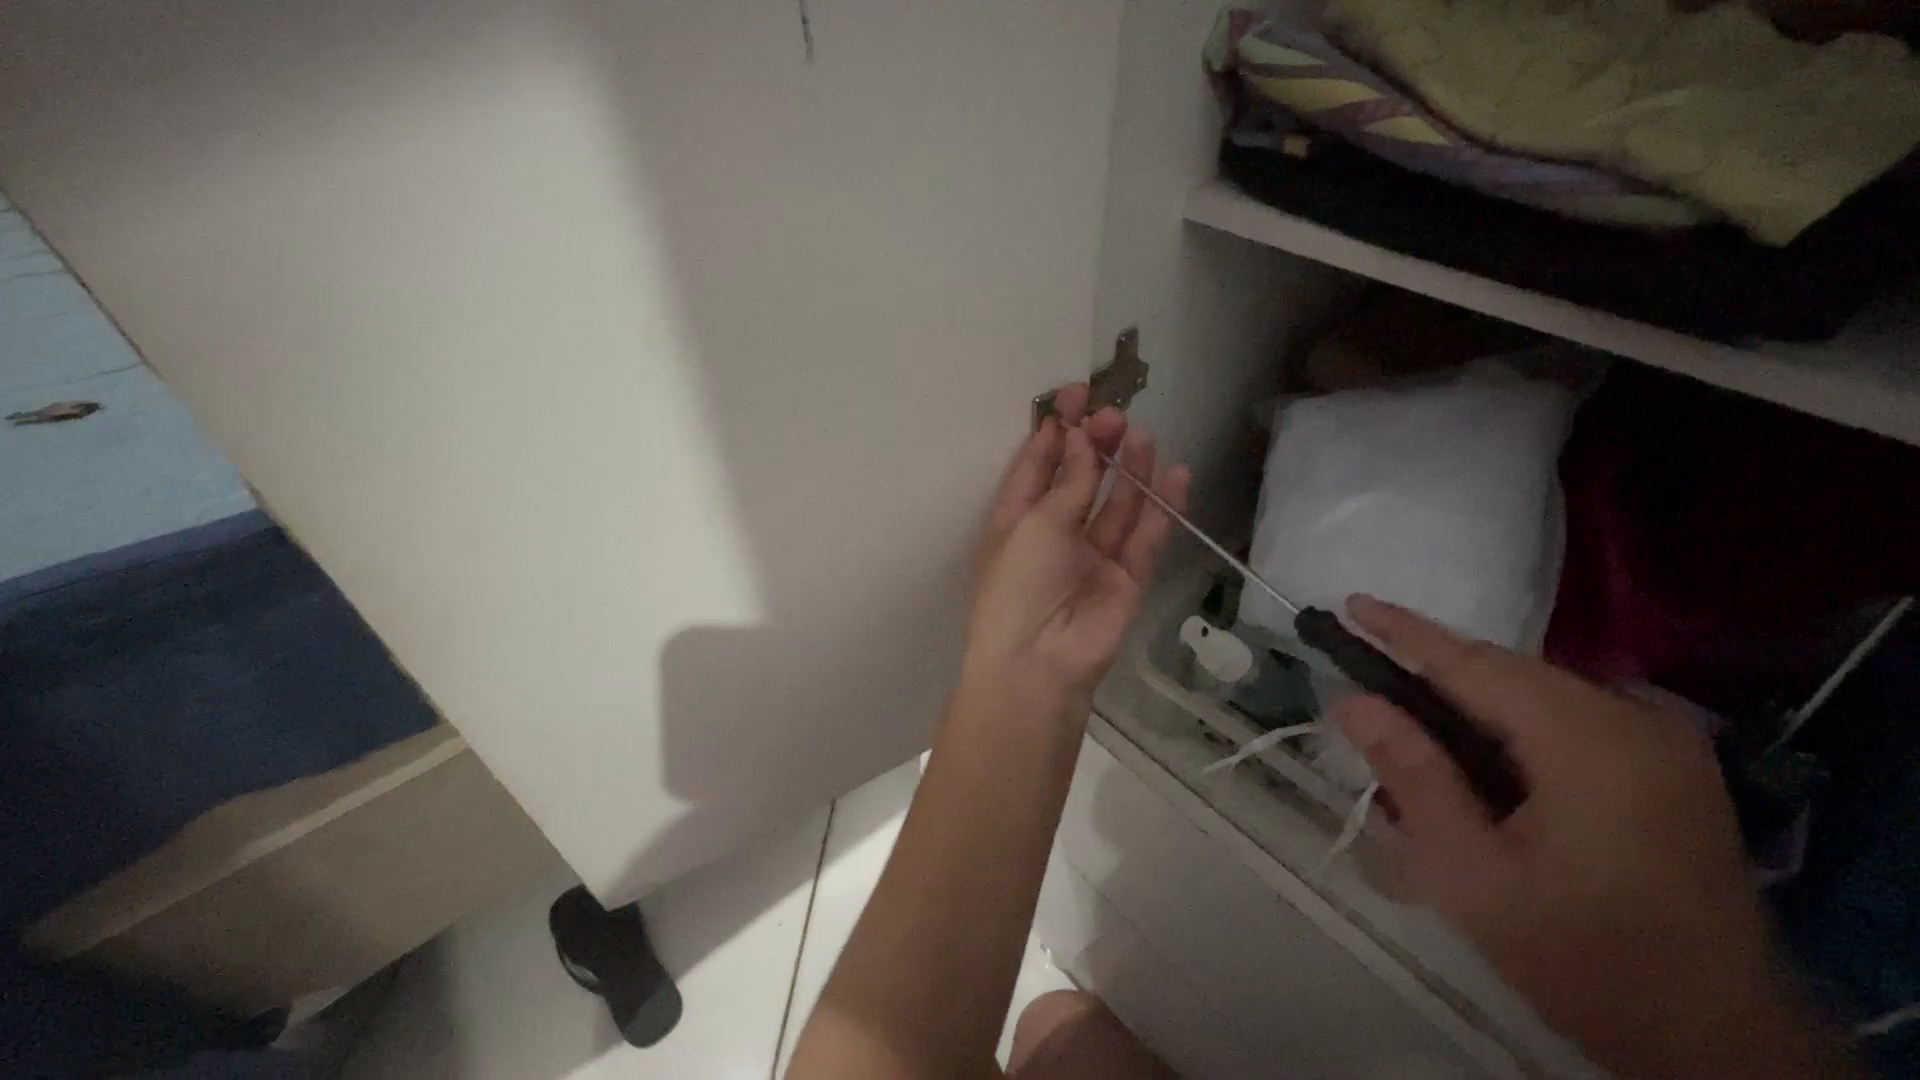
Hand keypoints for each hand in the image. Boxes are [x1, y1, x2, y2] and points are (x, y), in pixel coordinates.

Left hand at [961, 383, 1188, 719]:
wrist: (1039, 664)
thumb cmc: (1019, 585)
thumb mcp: (1035, 523)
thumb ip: (1068, 482)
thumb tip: (1081, 437)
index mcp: (1016, 518)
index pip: (1037, 464)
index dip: (1056, 430)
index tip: (1075, 395)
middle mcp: (1054, 533)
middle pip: (1080, 479)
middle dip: (1095, 444)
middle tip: (1114, 414)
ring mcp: (1092, 556)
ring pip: (1115, 503)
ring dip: (1128, 469)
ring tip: (1140, 434)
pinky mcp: (1126, 577)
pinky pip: (1146, 535)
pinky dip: (1161, 506)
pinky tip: (1175, 473)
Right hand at [1332, 595, 1855, 1079]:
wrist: (1720, 1040)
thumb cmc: (1582, 958)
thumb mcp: (1473, 874)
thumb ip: (1413, 776)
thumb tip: (1351, 701)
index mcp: (1587, 742)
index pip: (1474, 663)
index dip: (1405, 631)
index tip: (1349, 603)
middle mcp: (1635, 720)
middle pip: (1510, 670)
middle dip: (1435, 664)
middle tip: (1365, 670)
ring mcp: (1664, 741)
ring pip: (1541, 689)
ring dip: (1472, 694)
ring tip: (1410, 714)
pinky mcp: (1673, 765)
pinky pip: (1573, 714)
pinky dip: (1515, 718)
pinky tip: (1482, 751)